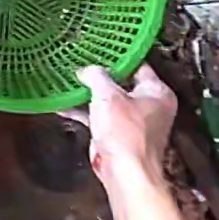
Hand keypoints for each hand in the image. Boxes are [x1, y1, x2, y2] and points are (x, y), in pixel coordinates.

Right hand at [63, 65, 176, 193]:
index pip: (137, 65)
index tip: (98, 46)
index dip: (117, 56)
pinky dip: (82, 111)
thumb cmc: (124, 131)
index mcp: (156, 92)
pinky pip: (98, 116)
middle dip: (99, 74)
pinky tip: (62, 105)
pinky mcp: (116, 134)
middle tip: (79, 60)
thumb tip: (86, 70)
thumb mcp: (108, 95)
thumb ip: (96, 76)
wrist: (125, 173)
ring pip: (107, 100)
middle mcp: (148, 105)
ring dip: (88, 93)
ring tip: (67, 79)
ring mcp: (132, 121)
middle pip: (121, 82)